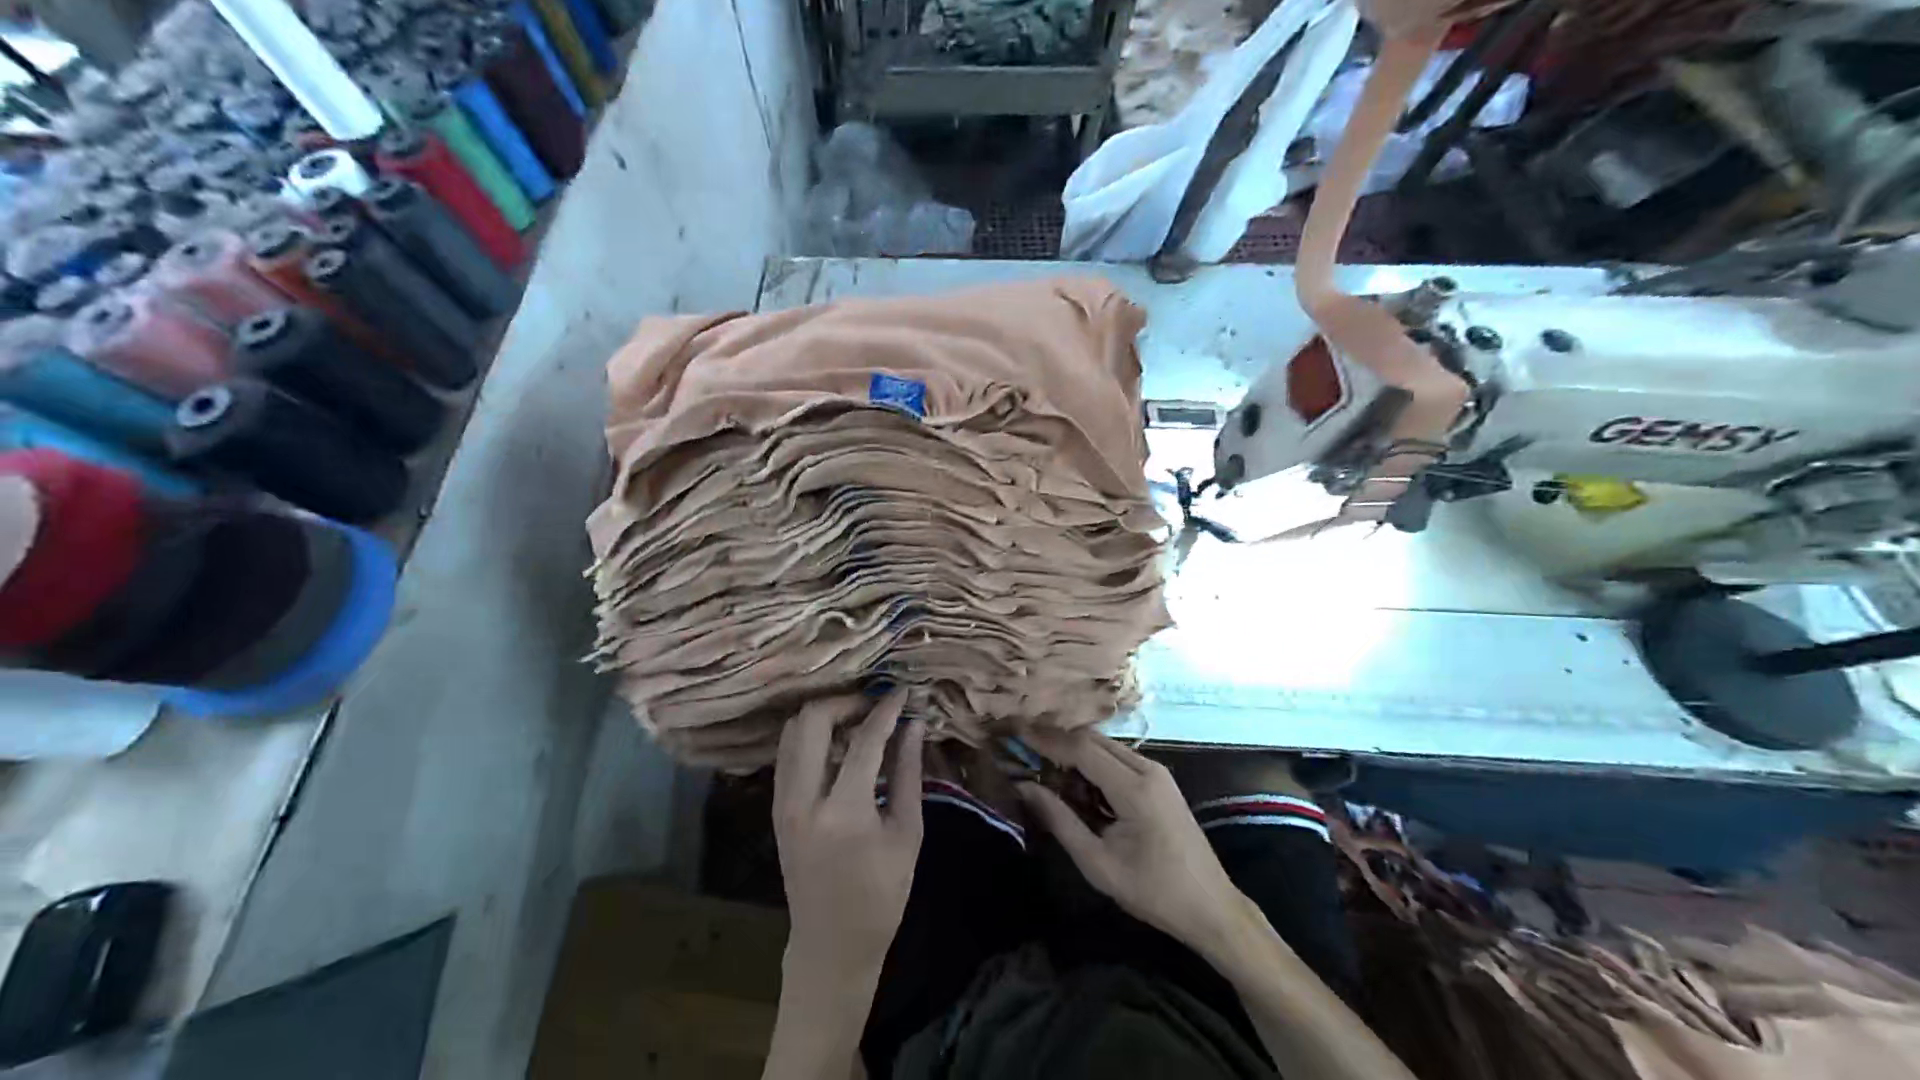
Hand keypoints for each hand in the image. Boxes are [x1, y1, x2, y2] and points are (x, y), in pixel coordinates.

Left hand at [773, 689, 924, 982]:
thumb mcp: (907, 833)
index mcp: (844, 812)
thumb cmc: (882, 895)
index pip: (864, 740)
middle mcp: (803, 800)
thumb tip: (915, 724)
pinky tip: (838, 743)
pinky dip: (811, 736)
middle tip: (875, 704)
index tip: (903, 692)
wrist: (831, 942)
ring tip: (858, 720)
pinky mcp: (775, 807)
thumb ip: (908, 773)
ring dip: (826, 715)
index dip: (887, 709)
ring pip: (793, 731)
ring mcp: (782, 803)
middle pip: (813, 720)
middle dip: (846, 701)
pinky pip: (788, 752)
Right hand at [1017, 729, 1259, 955]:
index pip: (1082, 748)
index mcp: (1135, 788)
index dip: (1047, 739)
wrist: (1212, 907)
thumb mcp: (1098, 863)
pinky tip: (1074, 779)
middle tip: (1022, 746)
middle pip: (1093, 739)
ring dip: (1074, 751)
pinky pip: (1118, 759)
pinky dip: (1092, 762)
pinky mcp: (1160, 782)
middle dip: (1057, 740)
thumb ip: (1060, 821)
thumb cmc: (1153, 892)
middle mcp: (1148, 769)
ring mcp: (1158, 773)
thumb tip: (1025, 788)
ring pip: (1106, 746)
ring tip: (1041, 763)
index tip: (1016, 733)